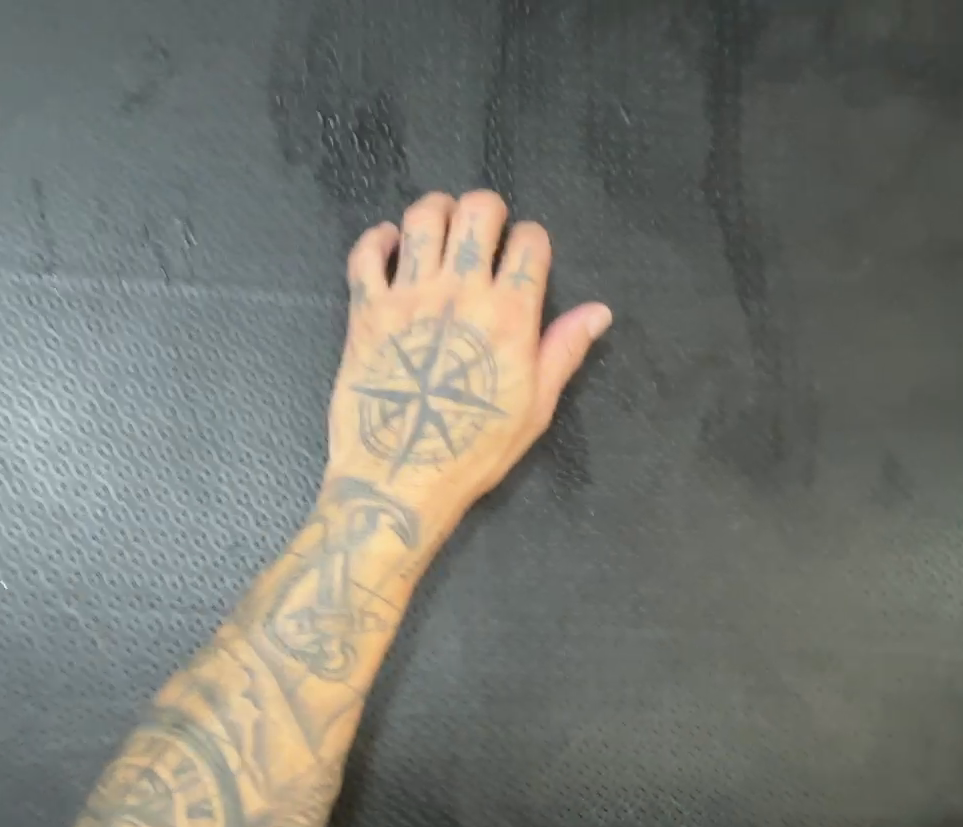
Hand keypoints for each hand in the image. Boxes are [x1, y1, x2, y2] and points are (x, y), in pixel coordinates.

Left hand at [329, 190, 611, 531]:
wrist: (398, 479)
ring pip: (422, 218)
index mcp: (509, 315)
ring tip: (439, 234)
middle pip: (478, 211)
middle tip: (482, 235)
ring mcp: (408, 298)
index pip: (530, 241)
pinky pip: (365, 254)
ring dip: (436, 213)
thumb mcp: (533, 411)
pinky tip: (390, 248)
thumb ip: (563, 352)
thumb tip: (598, 311)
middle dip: (487, 211)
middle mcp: (460, 293)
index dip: (531, 242)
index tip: (523, 260)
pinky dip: (377, 240)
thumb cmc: (471, 453)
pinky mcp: (364, 312)